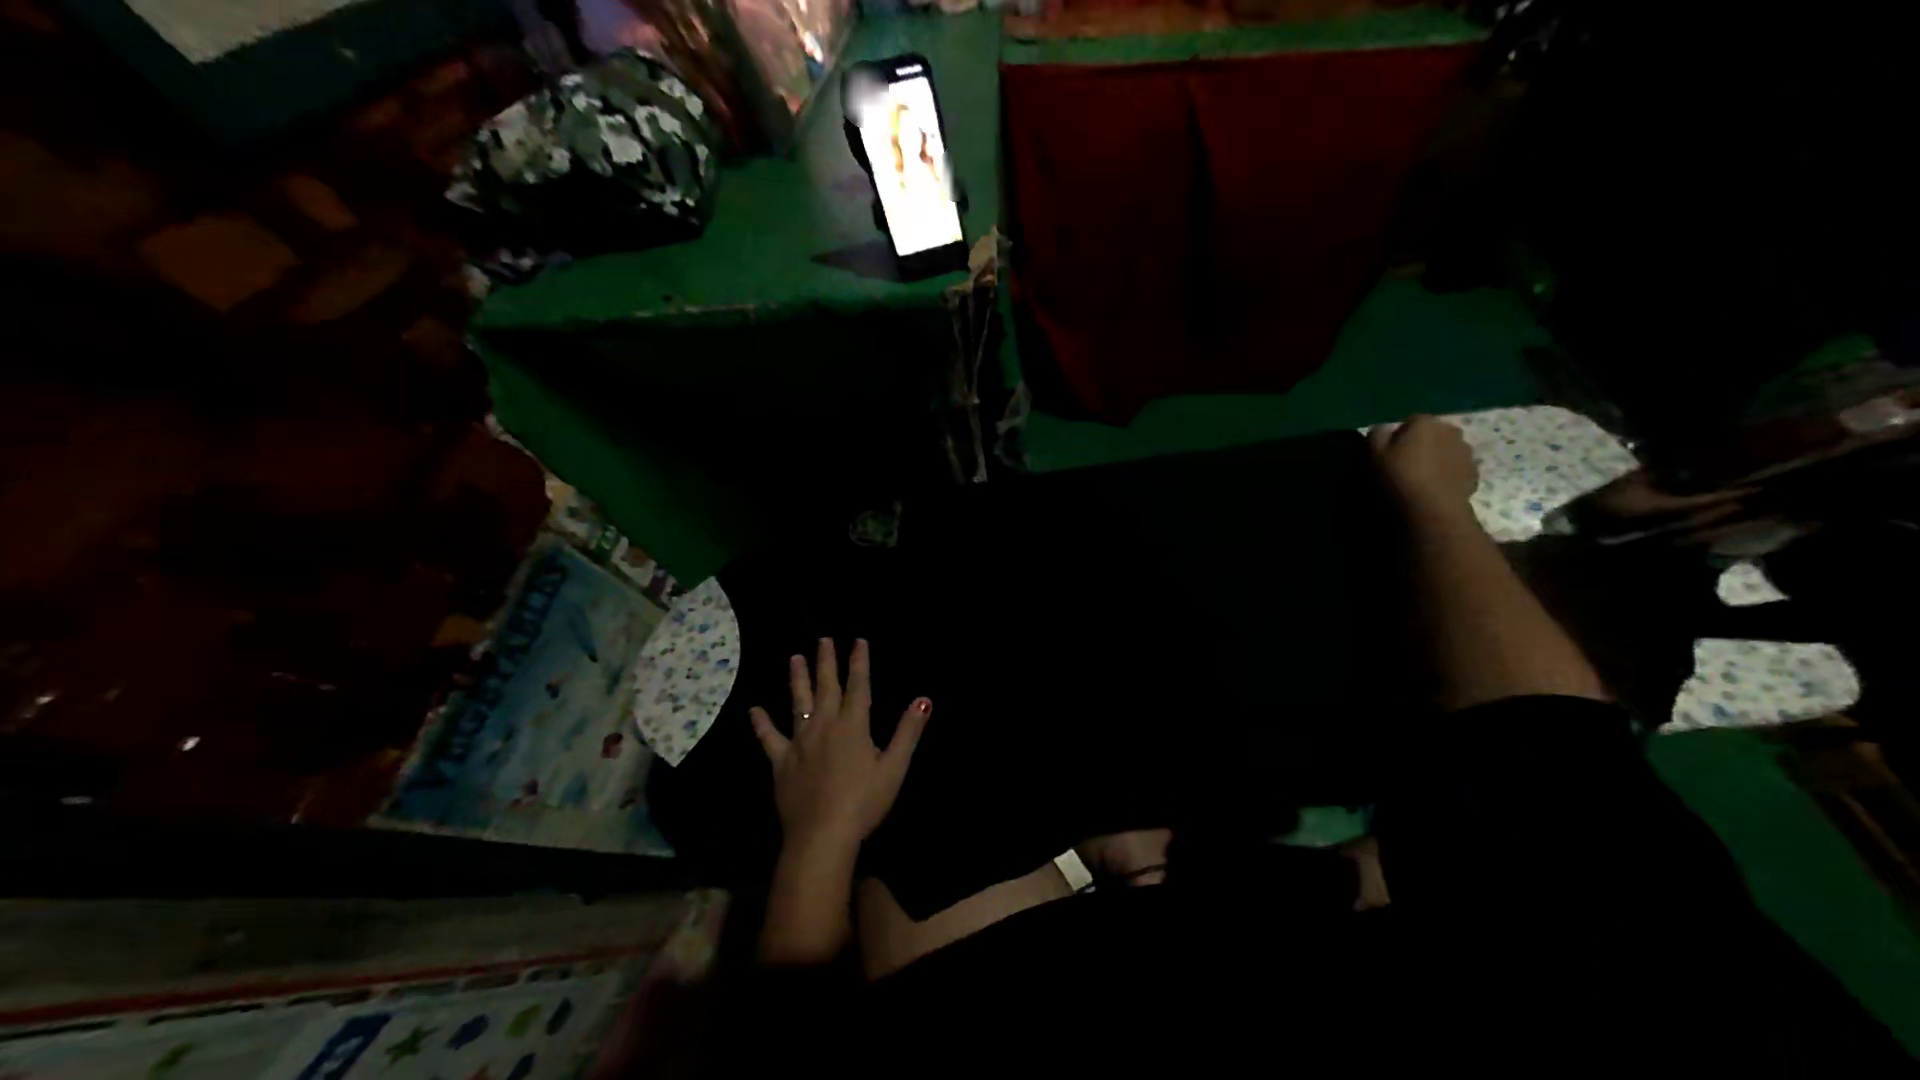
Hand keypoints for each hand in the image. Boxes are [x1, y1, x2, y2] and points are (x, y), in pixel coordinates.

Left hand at [750, 637, 930, 854]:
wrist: (822, 834)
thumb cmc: (864, 802)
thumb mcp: (894, 767)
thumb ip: (908, 731)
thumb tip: (924, 699)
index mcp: (853, 725)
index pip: (858, 685)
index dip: (859, 661)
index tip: (858, 640)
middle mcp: (824, 725)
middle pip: (826, 686)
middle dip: (827, 661)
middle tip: (823, 638)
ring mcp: (799, 742)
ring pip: (798, 702)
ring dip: (797, 679)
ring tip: (794, 658)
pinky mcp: (781, 761)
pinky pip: (769, 738)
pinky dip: (761, 723)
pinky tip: (754, 710)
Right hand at [1370, 414, 1477, 517]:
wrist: (1434, 508)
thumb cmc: (1400, 477)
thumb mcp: (1375, 454)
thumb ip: (1377, 434)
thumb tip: (1383, 428)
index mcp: (1426, 422)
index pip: (1409, 421)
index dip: (1398, 436)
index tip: (1390, 453)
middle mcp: (1451, 430)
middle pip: (1432, 433)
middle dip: (1421, 444)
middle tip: (1406, 464)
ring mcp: (1466, 451)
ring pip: (1446, 449)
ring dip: (1436, 458)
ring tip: (1421, 477)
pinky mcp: (1474, 471)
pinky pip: (1456, 467)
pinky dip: (1447, 473)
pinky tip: (1434, 487)